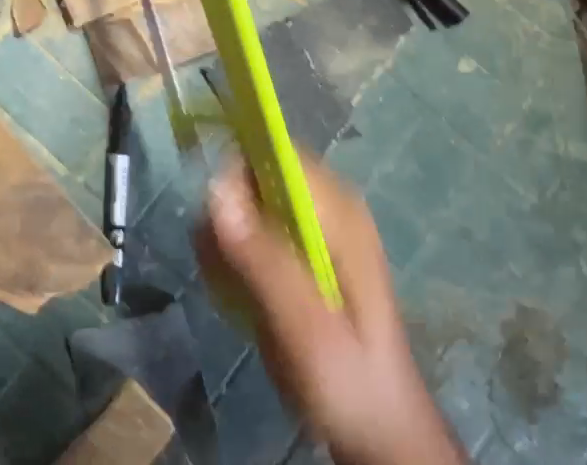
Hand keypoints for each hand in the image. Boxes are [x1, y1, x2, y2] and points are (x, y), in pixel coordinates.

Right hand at [199, 160, 465, 464]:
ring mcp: (311, 234)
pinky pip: (247, 234)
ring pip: (244, 206)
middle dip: (224, 214)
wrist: (376, 433)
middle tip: (220, 266)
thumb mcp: (305, 325)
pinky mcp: (296, 257)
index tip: (210, 213)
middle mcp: (325, 212)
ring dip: (223, 241)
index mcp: (338, 214)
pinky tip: (236, 296)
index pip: (277, 154)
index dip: (237, 169)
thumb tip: (215, 189)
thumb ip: (263, 258)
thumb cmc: (347, 380)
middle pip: (254, 178)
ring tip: (229, 288)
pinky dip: (230, 257)